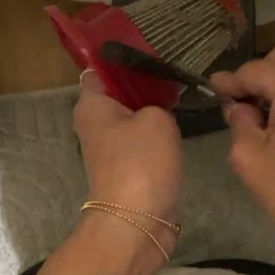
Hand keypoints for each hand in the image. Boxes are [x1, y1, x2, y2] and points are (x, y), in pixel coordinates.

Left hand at [73, 71, 182, 225]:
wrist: (138, 222)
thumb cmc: (141, 162)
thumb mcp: (157, 118)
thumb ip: (157, 103)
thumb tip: (156, 109)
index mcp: (92, 105)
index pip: (100, 70)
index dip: (122, 58)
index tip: (151, 52)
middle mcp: (95, 123)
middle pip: (119, 92)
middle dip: (144, 83)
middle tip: (175, 73)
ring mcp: (111, 148)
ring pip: (133, 117)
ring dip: (154, 110)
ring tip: (182, 96)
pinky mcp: (128, 167)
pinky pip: (143, 140)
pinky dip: (158, 135)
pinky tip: (180, 126)